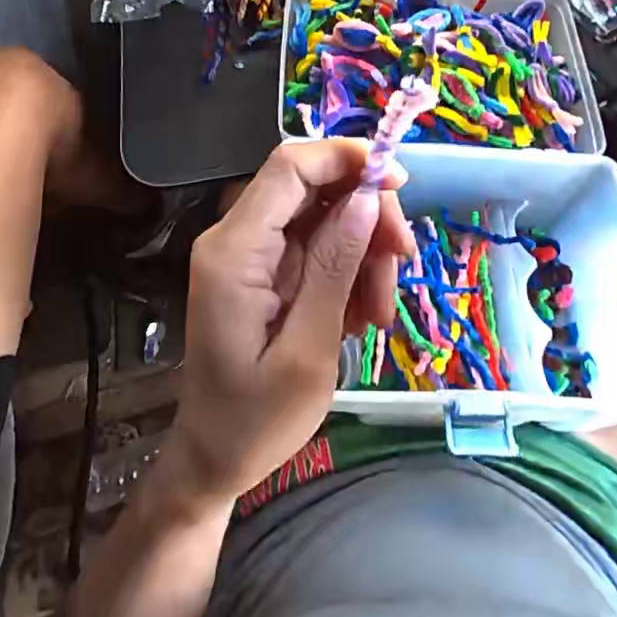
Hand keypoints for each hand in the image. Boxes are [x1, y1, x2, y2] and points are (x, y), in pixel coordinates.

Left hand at [169, 141, 413, 502]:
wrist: (215, 458)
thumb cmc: (256, 420)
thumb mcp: (308, 350)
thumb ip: (335, 268)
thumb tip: (367, 199)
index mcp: (234, 251)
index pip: (289, 166)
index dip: (346, 158)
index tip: (398, 183)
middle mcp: (236, 238)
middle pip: (313, 187)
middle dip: (367, 216)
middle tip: (402, 261)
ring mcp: (250, 253)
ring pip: (324, 216)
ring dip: (364, 252)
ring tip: (377, 313)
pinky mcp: (265, 270)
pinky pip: (318, 247)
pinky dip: (348, 272)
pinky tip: (358, 315)